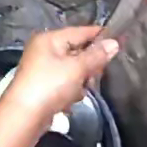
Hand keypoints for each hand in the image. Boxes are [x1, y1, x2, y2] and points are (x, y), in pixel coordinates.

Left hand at [0, 26, 118, 128]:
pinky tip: (69, 100)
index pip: (81, 31)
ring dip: (80, 81)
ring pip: (74, 69)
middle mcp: (45, 50)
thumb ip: (96, 55)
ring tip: (78, 90)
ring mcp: (43, 68)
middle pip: (78, 51)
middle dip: (89, 65)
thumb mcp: (77, 68)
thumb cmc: (50, 85)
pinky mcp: (44, 86)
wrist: (24, 116)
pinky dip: (71, 91)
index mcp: (49, 39)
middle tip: (93, 76)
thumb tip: (114, 42)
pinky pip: (66, 83)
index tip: (121, 41)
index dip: (101, 36)